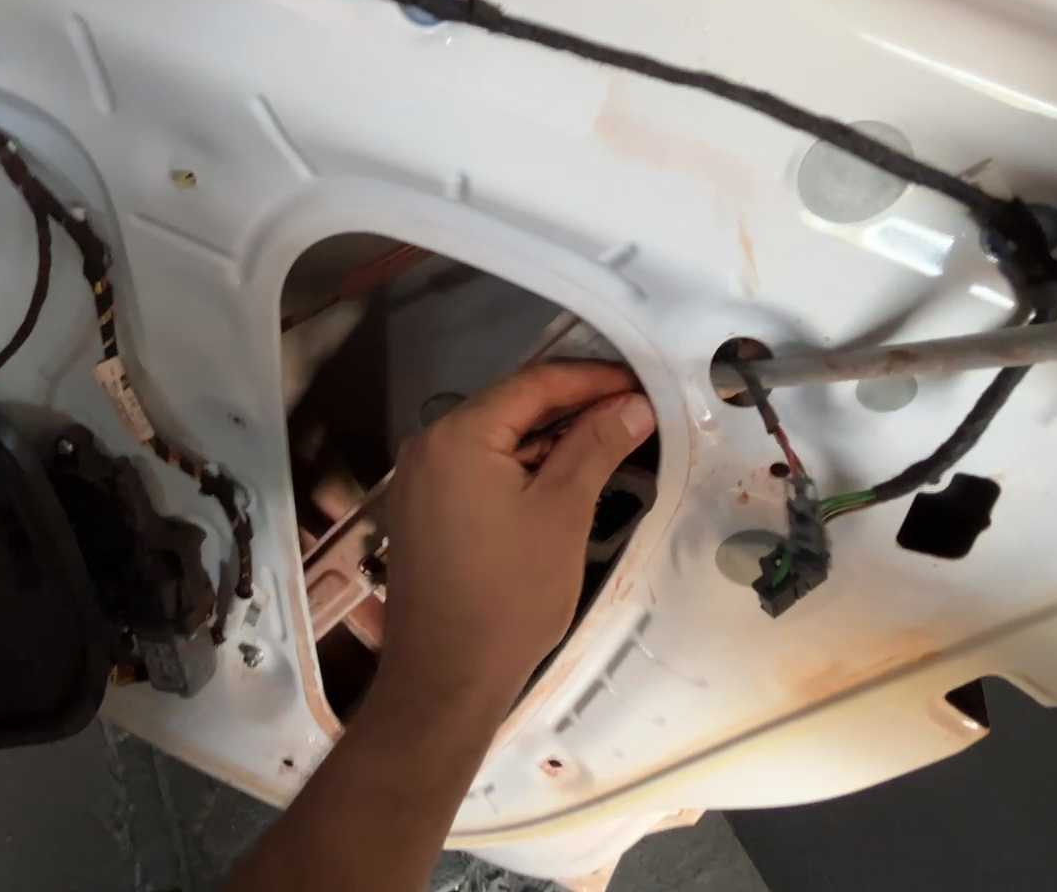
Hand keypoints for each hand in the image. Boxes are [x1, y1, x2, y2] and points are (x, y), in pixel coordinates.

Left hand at [375, 362, 656, 714]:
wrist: (445, 678)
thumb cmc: (510, 594)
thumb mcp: (562, 513)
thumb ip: (595, 447)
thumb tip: (632, 405)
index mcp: (457, 434)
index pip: (531, 384)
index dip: (589, 378)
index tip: (637, 384)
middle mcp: (428, 443)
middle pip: (509, 406)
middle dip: (570, 405)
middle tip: (629, 410)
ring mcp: (419, 476)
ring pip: (493, 437)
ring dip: (546, 436)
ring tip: (605, 439)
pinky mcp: (422, 506)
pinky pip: (475, 466)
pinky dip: (517, 464)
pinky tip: (556, 473)